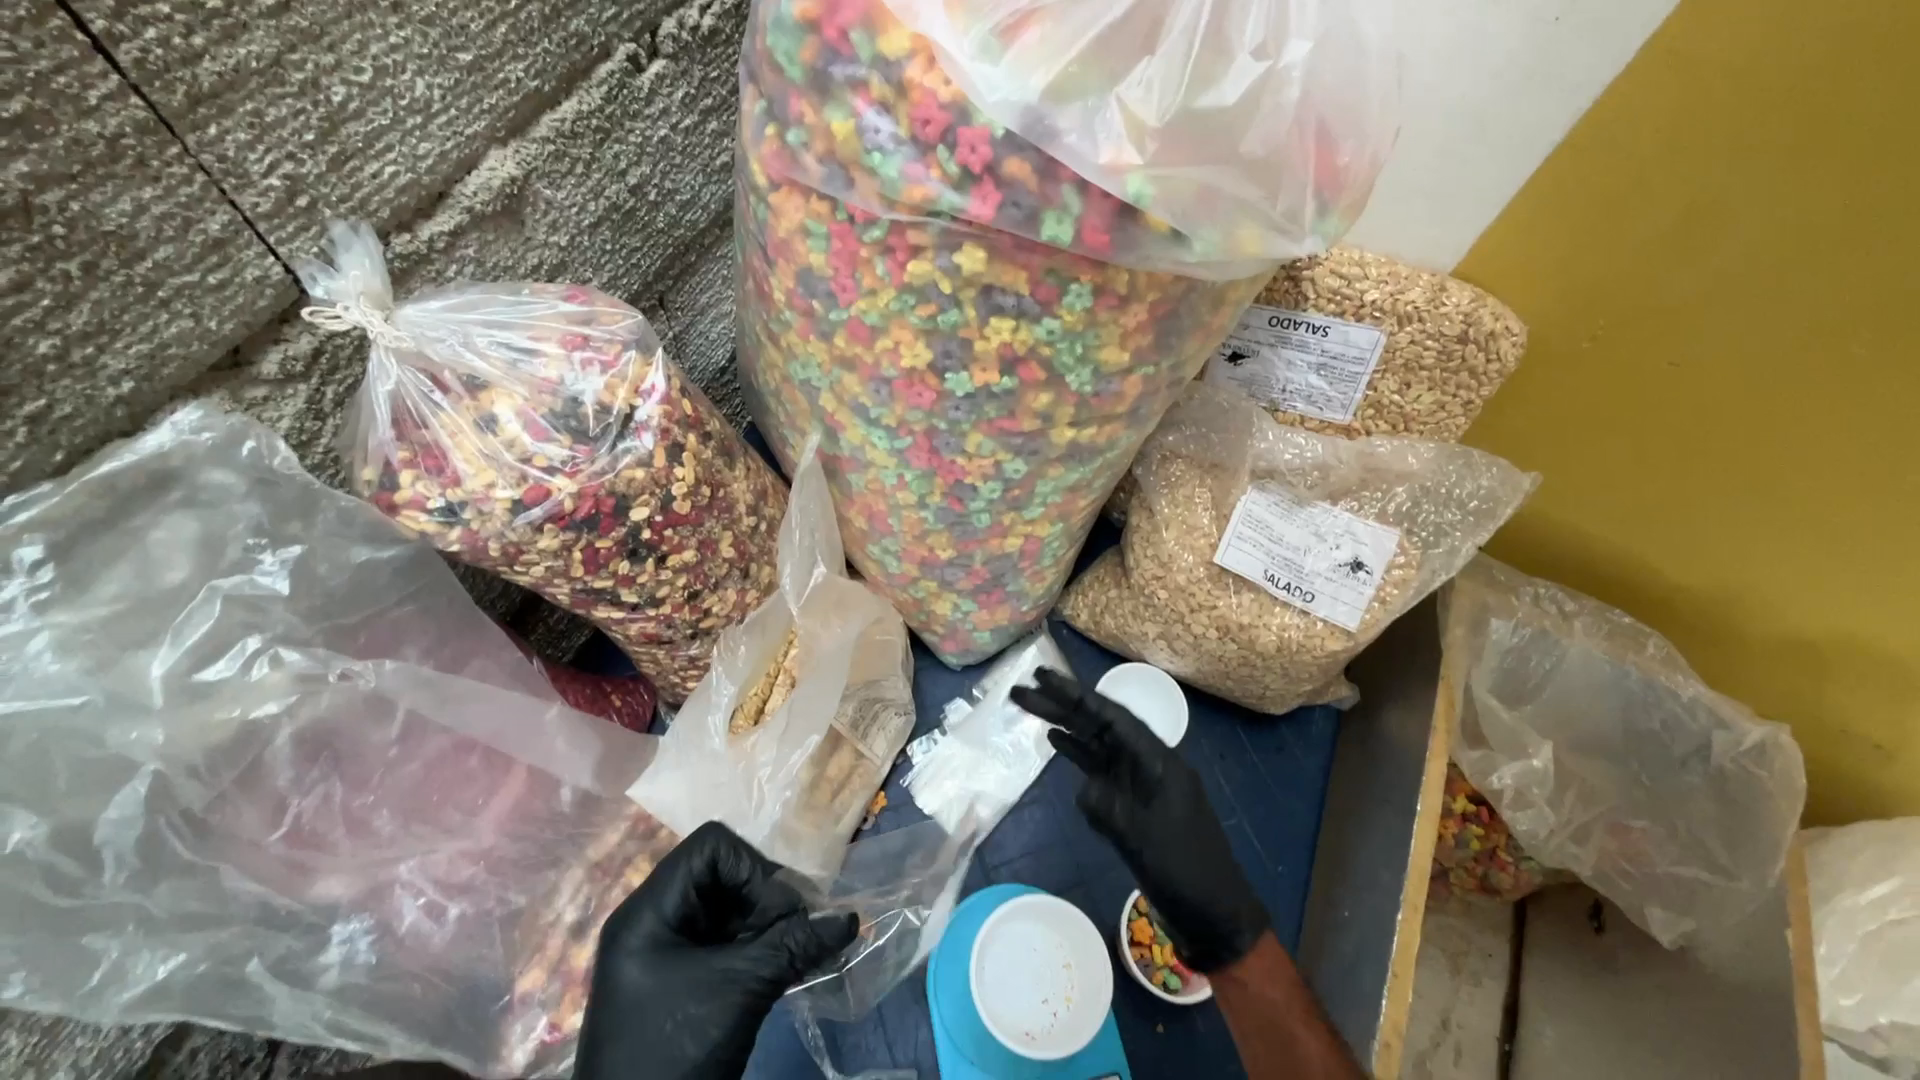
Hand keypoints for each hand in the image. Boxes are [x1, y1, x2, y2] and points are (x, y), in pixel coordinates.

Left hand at [574, 821, 858, 1079]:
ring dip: (771, 926)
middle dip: (768, 897)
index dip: (753, 868)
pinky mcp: (683, 982)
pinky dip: (761, 949)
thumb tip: (852, 918)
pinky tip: (792, 966)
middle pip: (722, 876)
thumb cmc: (674, 1051)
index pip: (711, 847)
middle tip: (802, 930)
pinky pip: (728, 945)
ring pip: (730, 912)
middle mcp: (656, 921)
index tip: (781, 912)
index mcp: (650, 911)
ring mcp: (667, 954)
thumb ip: (793, 946)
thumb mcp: (739, 992)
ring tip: (804, 949)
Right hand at [1012, 668, 1269, 972]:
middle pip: (1100, 726)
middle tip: (1022, 690)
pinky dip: (1077, 755)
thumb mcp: (1145, 841)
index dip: (1077, 695)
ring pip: (1096, 745)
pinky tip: (1055, 742)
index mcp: (1159, 763)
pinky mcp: (1131, 805)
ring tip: (1030, 708)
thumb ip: (1109, 810)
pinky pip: (1098, 770)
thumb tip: (1082, 788)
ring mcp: (1138, 785)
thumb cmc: (1186, 873)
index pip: (1112, 718)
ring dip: (1065, 726)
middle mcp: (1147, 765)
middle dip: (1063, 706)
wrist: (1213, 914)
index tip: (1044, 676)